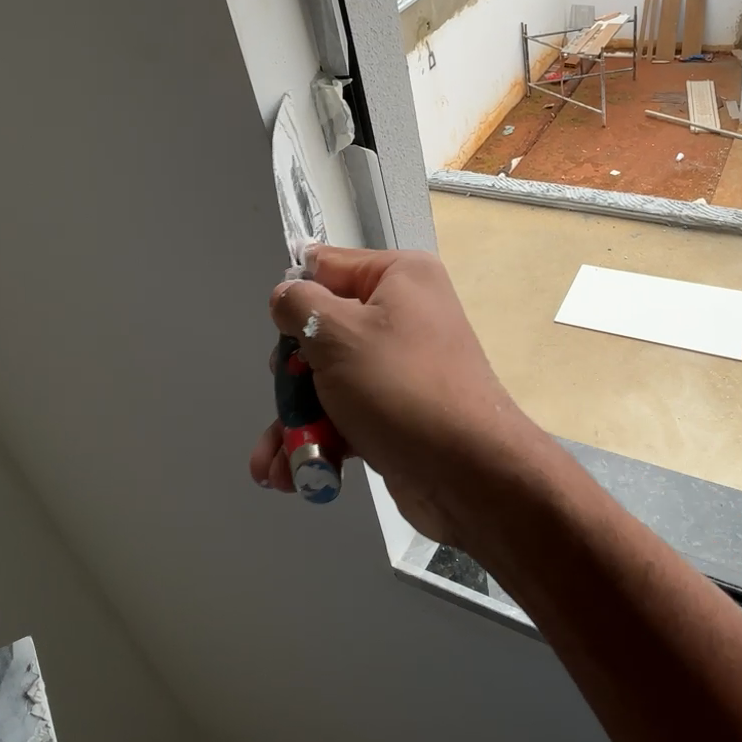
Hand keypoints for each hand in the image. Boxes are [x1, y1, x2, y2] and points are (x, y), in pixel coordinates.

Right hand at [250, 245, 549, 544]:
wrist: (469, 474)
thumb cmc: (401, 388)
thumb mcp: (338, 333)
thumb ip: (299, 305)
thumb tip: (286, 295)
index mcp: (400, 277)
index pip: (328, 266)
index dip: (295, 297)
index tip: (275, 330)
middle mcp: (404, 314)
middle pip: (323, 331)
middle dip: (291, 375)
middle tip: (285, 398)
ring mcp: (401, 367)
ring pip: (329, 381)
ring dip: (296, 421)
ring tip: (271, 464)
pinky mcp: (397, 412)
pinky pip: (346, 415)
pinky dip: (319, 441)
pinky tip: (292, 475)